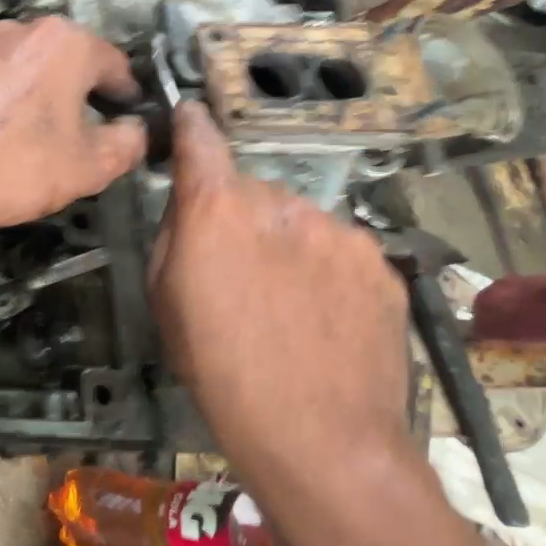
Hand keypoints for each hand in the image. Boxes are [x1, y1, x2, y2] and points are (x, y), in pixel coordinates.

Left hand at [0, 16, 146, 234]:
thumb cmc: (8, 166)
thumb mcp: (90, 166)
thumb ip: (127, 143)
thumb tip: (133, 133)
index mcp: (63, 43)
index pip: (114, 64)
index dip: (126, 96)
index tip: (128, 116)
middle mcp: (18, 33)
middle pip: (68, 63)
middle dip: (79, 97)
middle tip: (86, 138)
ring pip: (26, 72)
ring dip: (38, 100)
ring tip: (38, 146)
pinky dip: (2, 105)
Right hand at [151, 103, 408, 483]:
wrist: (317, 433)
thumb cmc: (217, 365)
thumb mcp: (164, 297)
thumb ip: (175, 235)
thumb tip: (189, 208)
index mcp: (218, 209)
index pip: (201, 142)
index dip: (191, 124)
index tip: (188, 112)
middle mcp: (281, 204)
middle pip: (252, 192)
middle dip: (240, 217)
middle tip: (236, 270)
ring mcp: (340, 233)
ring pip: (299, 221)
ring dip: (286, 244)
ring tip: (287, 303)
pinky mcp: (382, 265)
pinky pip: (340, 250)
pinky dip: (326, 269)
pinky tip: (323, 315)